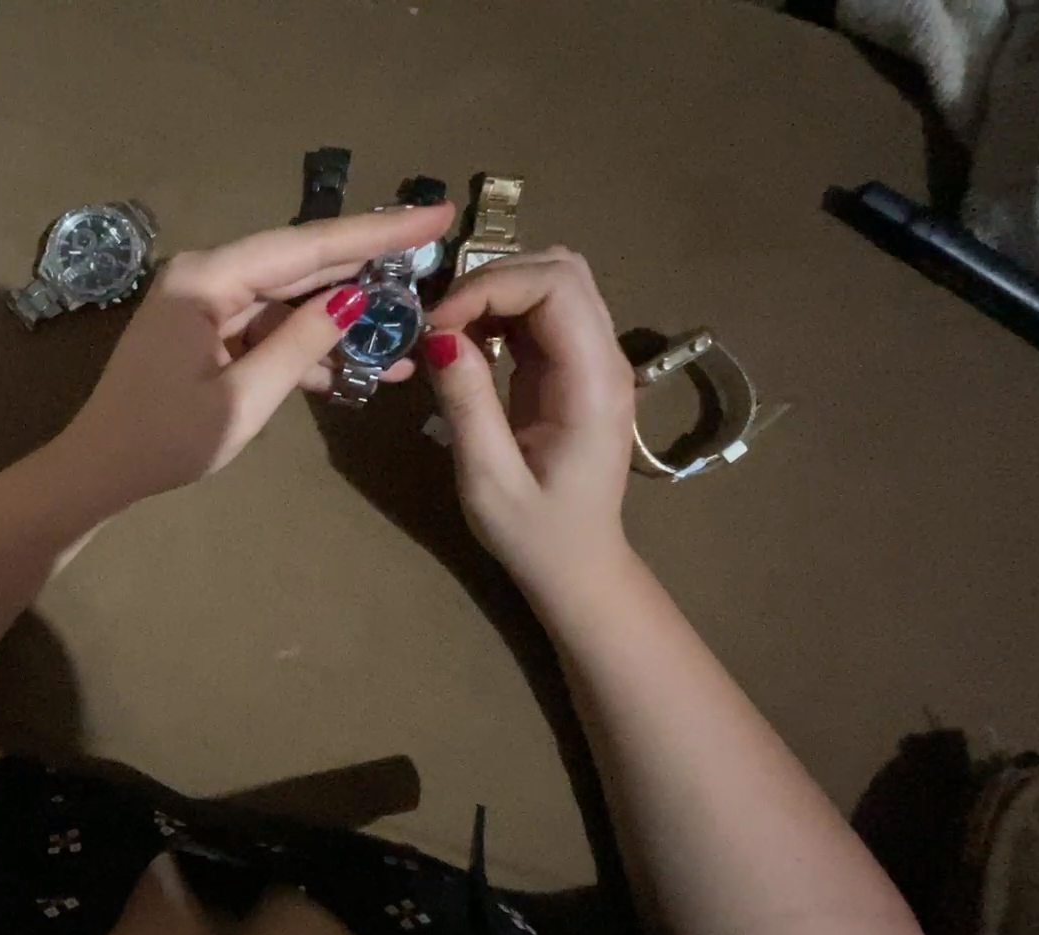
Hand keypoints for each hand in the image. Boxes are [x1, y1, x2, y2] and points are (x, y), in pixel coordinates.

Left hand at [54, 204, 454, 502]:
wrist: (100, 470)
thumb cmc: (164, 439)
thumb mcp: (243, 397)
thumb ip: (300, 344)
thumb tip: (354, 297)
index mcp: (208, 280)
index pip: (306, 246)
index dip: (376, 232)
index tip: (438, 215)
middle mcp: (207, 279)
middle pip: (300, 264)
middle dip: (367, 267)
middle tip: (435, 258)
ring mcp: (206, 308)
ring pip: (288, 303)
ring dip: (341, 324)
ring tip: (405, 340)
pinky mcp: (207, 337)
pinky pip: (267, 332)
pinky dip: (306, 351)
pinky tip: (356, 371)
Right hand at [418, 249, 637, 592]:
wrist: (575, 562)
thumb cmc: (534, 531)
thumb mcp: (487, 478)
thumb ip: (467, 403)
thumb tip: (438, 336)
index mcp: (592, 384)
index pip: (557, 287)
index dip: (490, 287)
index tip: (435, 326)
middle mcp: (602, 358)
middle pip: (561, 269)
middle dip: (490, 279)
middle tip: (437, 324)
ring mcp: (589, 360)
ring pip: (552, 281)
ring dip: (493, 291)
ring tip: (446, 330)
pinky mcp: (568, 368)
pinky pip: (538, 313)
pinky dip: (496, 311)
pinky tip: (464, 340)